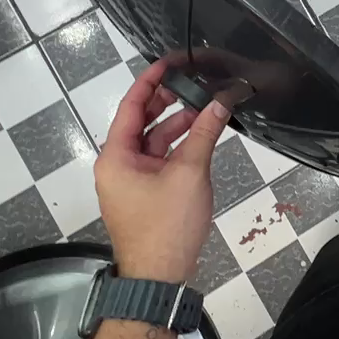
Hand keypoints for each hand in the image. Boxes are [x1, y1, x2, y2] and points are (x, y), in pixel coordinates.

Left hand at [95, 58, 231, 282]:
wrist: (158, 277)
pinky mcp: (145, 192)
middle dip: (168, 100)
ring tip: (207, 107)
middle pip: (141, 121)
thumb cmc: (167, 223)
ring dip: (178, 123)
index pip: (132, 106)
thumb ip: (204, 133)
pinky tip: (202, 135)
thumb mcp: (189, 172)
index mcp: (116, 156)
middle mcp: (118, 164)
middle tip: (195, 81)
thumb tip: (221, 101)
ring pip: (154, 139)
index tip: (171, 61)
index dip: (150, 80)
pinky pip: (160, 157)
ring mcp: (131, 179)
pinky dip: (179, 144)